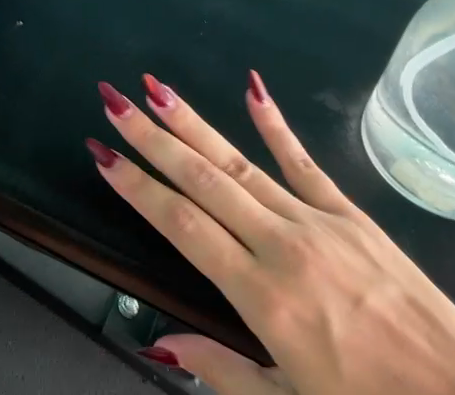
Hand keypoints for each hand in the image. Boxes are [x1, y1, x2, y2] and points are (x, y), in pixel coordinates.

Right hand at [88, 73, 454, 394]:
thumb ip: (222, 370)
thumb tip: (157, 344)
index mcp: (262, 298)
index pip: (182, 225)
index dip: (137, 187)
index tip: (102, 154)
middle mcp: (283, 248)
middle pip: (202, 181)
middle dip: (151, 138)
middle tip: (113, 100)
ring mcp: (319, 224)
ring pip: (240, 163)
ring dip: (193, 123)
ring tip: (155, 88)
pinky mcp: (352, 216)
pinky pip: (305, 163)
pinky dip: (275, 125)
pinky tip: (252, 89)